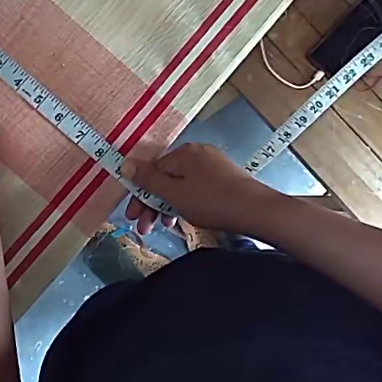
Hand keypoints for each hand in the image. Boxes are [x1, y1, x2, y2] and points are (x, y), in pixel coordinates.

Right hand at [123, 144, 284, 237]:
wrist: (257, 211)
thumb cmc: (211, 202)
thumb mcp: (174, 193)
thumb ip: (148, 180)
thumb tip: (125, 164)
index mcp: (183, 153)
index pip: (151, 171)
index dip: (139, 195)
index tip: (133, 217)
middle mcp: (197, 153)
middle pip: (165, 178)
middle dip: (152, 203)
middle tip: (144, 228)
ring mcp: (212, 165)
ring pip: (180, 185)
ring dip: (167, 206)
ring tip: (165, 226)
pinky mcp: (223, 178)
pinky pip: (195, 188)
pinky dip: (185, 202)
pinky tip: (184, 217)